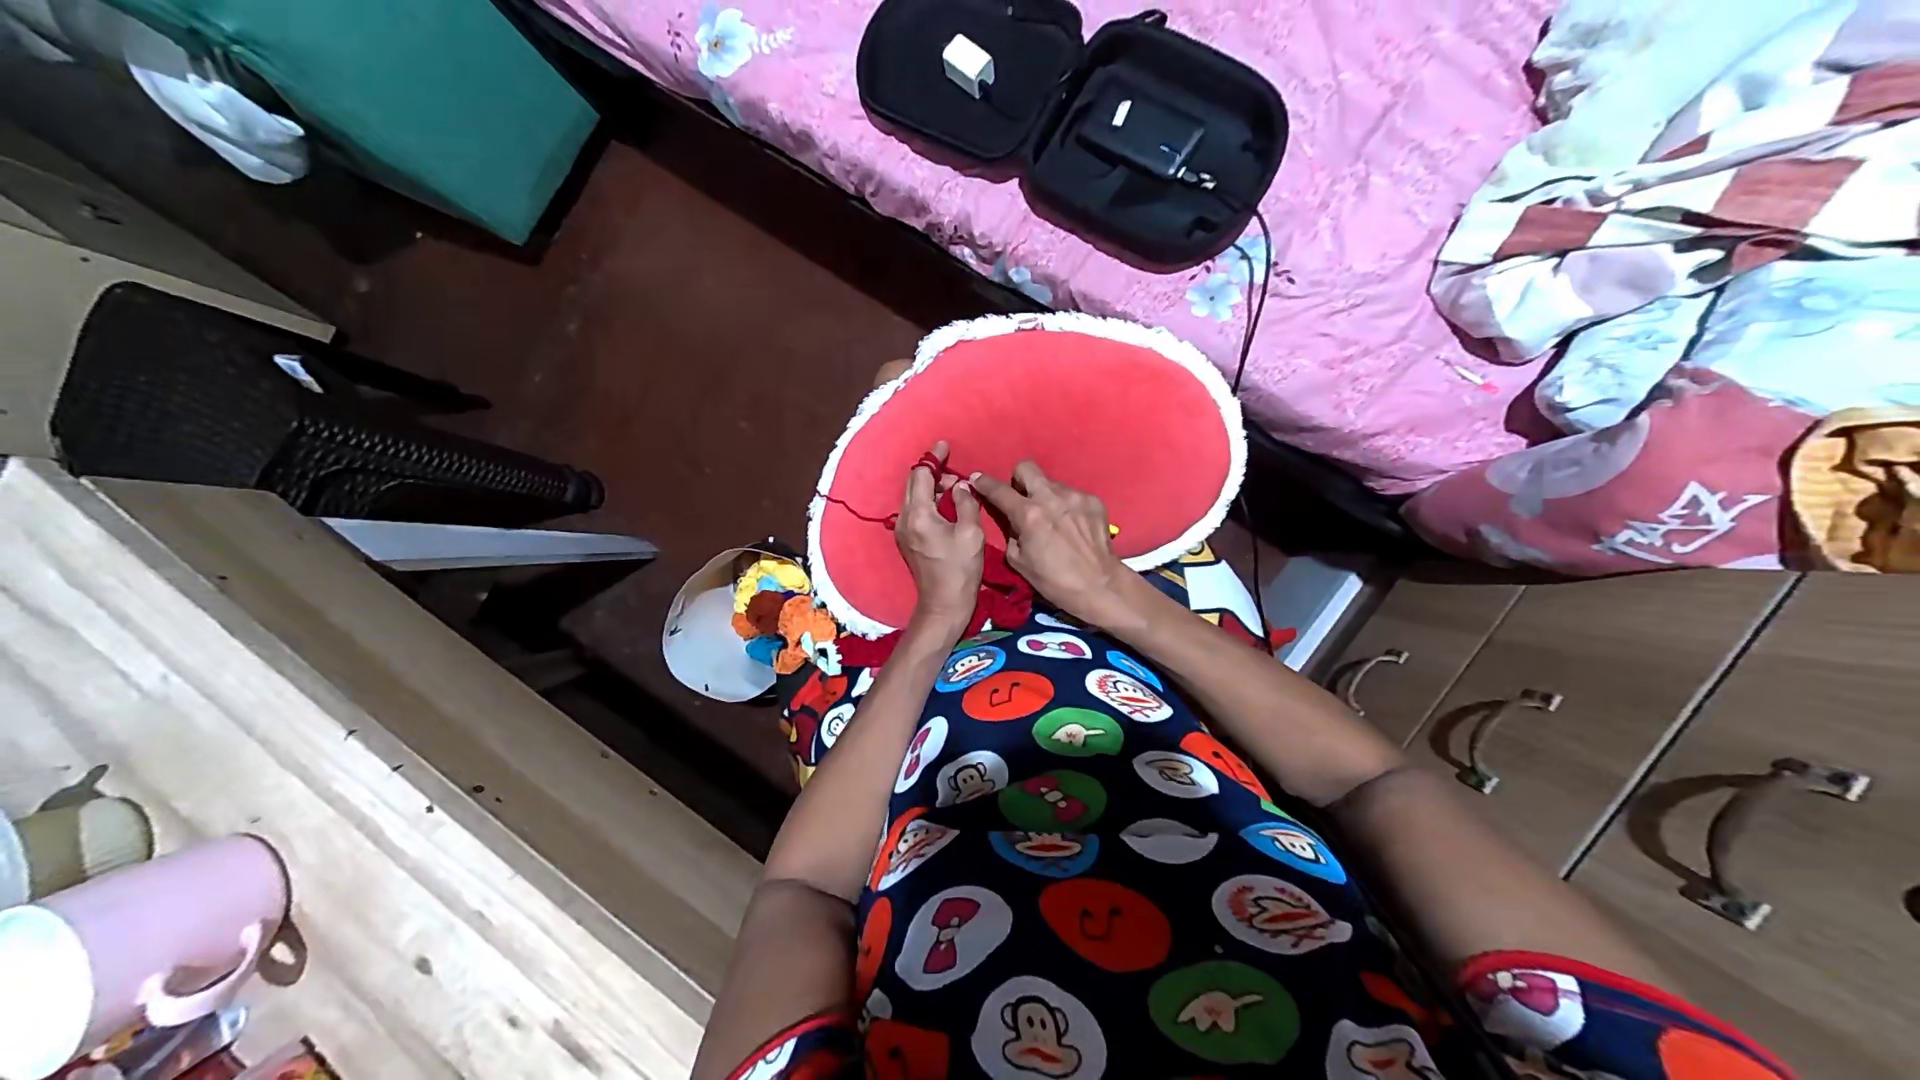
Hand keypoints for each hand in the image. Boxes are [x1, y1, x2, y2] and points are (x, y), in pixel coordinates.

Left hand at [896, 441, 983, 632]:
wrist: (943, 603)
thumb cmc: (960, 569)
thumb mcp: (970, 532)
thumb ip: (965, 503)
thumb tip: (961, 486)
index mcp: (919, 515)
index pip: (920, 475)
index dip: (933, 458)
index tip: (944, 447)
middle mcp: (904, 520)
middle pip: (913, 484)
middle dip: (933, 474)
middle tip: (956, 475)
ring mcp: (903, 531)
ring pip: (913, 498)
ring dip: (931, 489)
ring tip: (955, 490)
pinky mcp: (907, 540)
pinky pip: (915, 511)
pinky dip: (928, 502)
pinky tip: (946, 507)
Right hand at [970, 462, 1136, 630]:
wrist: (1099, 586)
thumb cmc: (1054, 581)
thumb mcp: (1019, 562)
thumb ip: (1010, 534)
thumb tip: (1012, 521)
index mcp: (1028, 514)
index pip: (999, 490)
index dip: (983, 483)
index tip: (976, 479)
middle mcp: (1051, 497)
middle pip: (1026, 468)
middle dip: (1018, 480)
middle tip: (1021, 499)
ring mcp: (1075, 496)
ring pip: (1051, 483)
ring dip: (1045, 496)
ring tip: (1052, 518)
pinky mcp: (1093, 501)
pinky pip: (1071, 495)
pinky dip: (1066, 506)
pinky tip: (1072, 525)